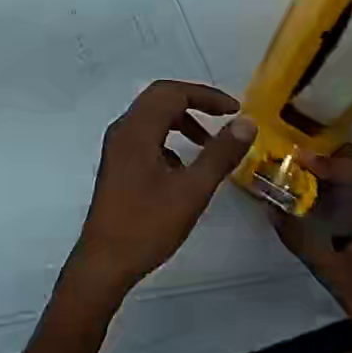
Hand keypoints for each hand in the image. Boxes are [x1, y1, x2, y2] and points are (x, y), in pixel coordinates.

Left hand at [70, 81, 256, 294]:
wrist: (105, 260)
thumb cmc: (148, 225)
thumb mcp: (192, 190)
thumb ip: (219, 154)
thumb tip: (246, 123)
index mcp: (136, 130)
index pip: (171, 93)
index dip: (205, 95)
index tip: (235, 109)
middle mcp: (122, 131)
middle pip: (159, 99)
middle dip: (194, 103)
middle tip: (225, 118)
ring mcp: (116, 147)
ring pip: (151, 118)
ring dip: (181, 122)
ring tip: (209, 146)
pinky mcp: (118, 164)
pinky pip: (145, 137)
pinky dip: (168, 140)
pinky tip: (184, 168)